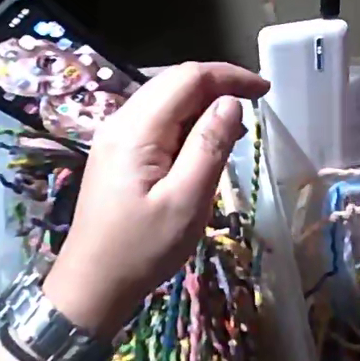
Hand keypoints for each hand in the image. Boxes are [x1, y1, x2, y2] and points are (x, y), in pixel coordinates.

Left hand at [45, 62, 269, 331]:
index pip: (188, 78)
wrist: (93, 284)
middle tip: (256, 104)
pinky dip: (186, 120)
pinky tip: (203, 142)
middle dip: (218, 84)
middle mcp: (121, 121)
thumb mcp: (186, 201)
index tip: (266, 91)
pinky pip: (157, 120)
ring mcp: (115, 136)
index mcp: (136, 129)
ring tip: (235, 126)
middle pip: (174, 81)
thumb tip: (231, 102)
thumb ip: (210, 147)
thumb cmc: (142, 249)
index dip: (229, 76)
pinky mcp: (117, 152)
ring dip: (203, 102)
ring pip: (165, 98)